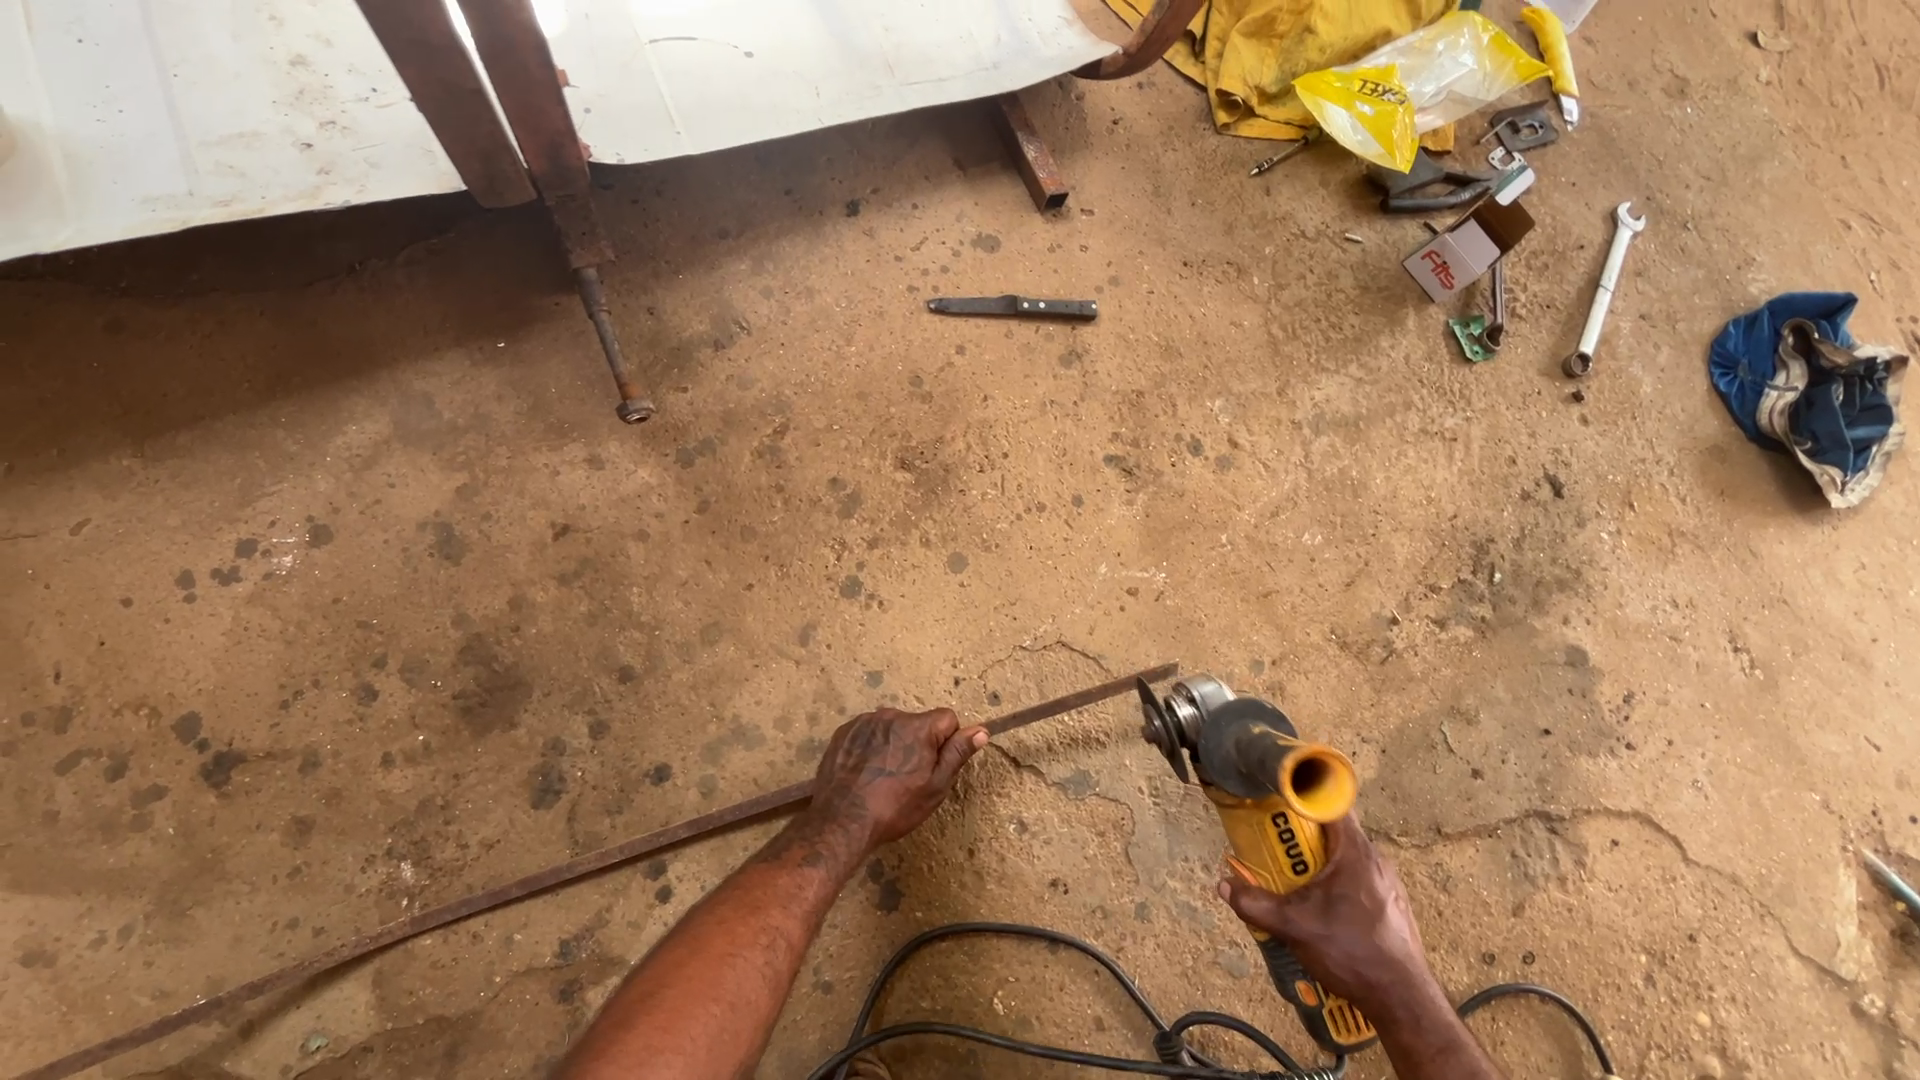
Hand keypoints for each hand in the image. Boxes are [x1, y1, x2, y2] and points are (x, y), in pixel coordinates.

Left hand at [802, 707, 988, 854]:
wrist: (843, 820)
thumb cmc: (895, 807)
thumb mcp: (935, 786)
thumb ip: (958, 753)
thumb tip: (981, 731)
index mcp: (918, 727)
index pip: (947, 719)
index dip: (946, 742)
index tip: (933, 766)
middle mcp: (892, 715)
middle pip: (917, 723)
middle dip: (918, 743)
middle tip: (907, 776)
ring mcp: (865, 722)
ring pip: (892, 727)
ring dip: (894, 743)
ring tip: (883, 776)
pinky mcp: (845, 731)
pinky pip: (869, 732)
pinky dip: (871, 746)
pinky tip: (865, 771)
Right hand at [1217, 815, 1437, 1017]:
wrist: (1402, 999)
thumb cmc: (1351, 951)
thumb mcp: (1294, 927)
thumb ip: (1256, 904)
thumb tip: (1224, 886)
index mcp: (1355, 852)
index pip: (1331, 803)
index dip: (1303, 796)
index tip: (1278, 801)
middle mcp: (1375, 860)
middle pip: (1334, 831)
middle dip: (1302, 837)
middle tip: (1275, 848)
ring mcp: (1387, 884)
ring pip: (1346, 858)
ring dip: (1318, 863)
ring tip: (1294, 883)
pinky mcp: (1391, 905)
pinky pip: (1358, 880)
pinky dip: (1336, 884)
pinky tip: (1321, 911)